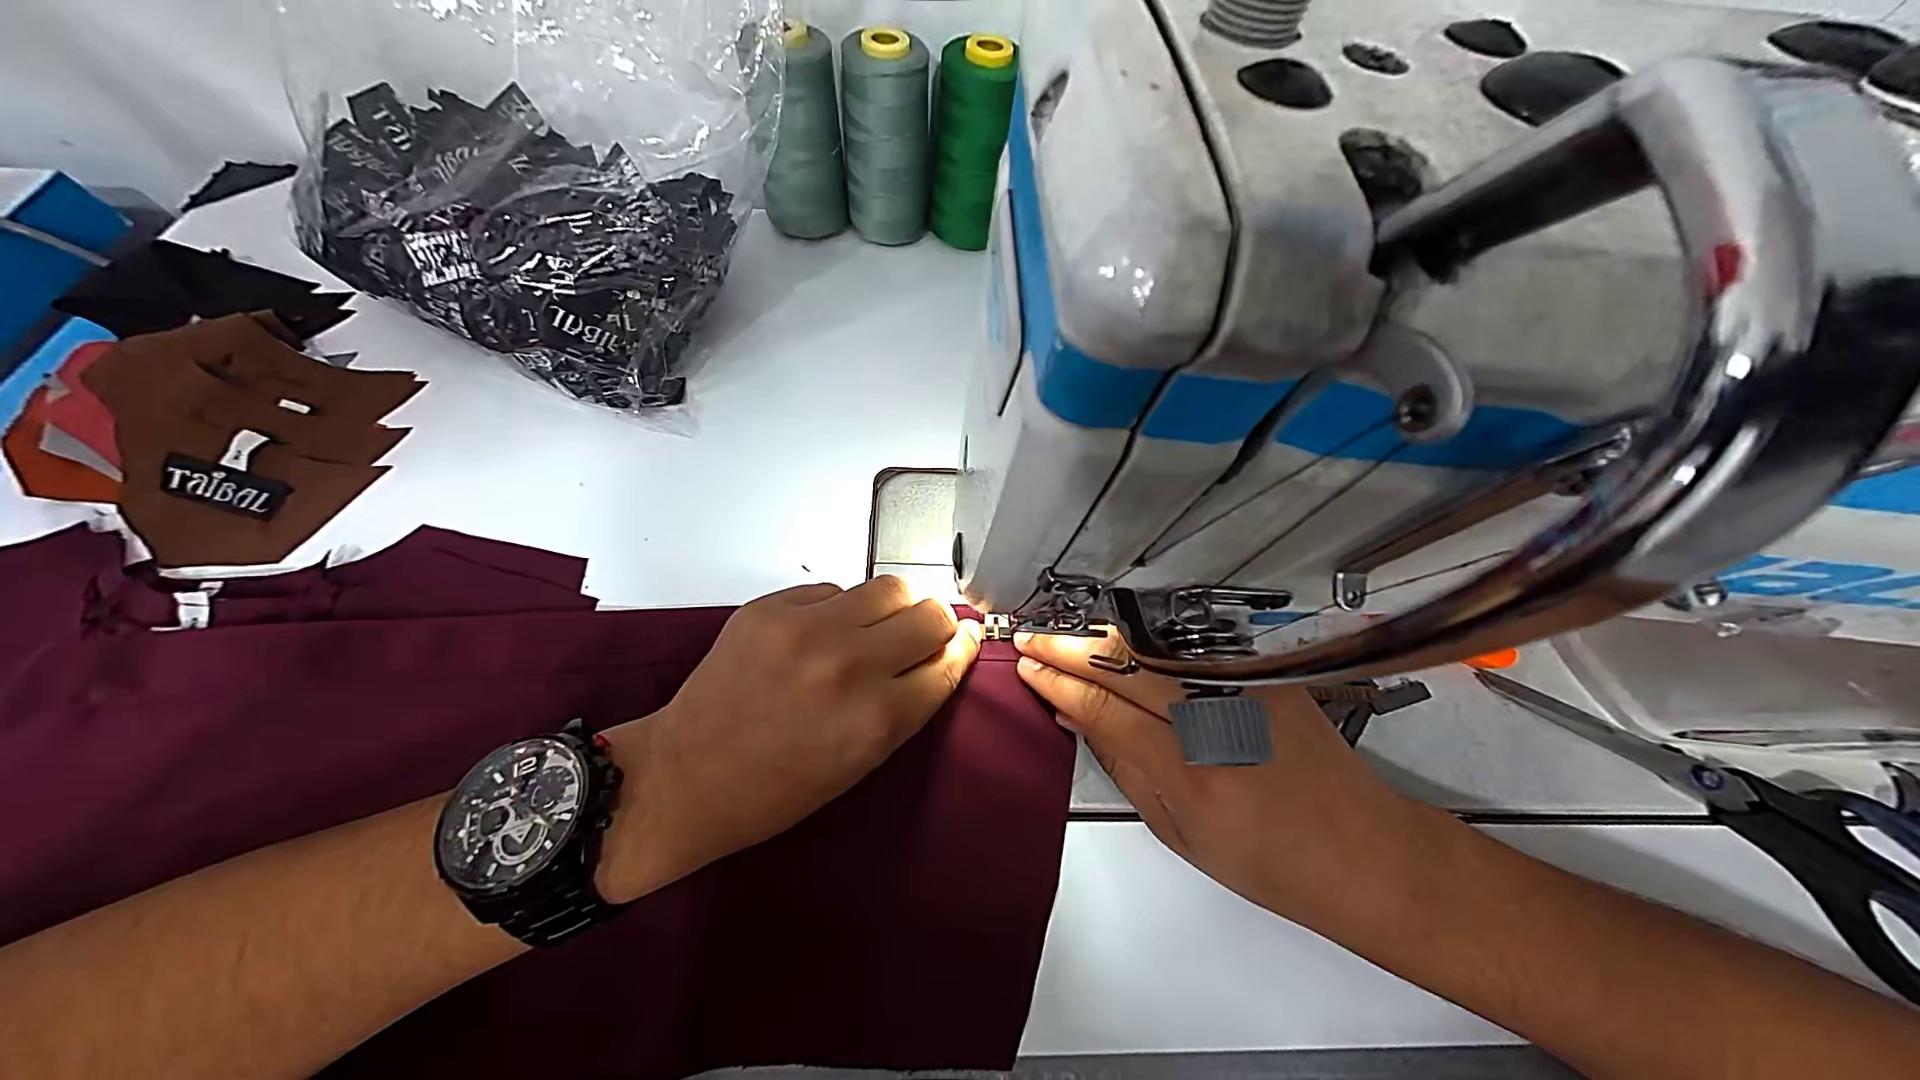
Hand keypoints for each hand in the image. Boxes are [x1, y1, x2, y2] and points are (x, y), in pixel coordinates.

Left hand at [596, 577, 981, 901]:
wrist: (686, 777)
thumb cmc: (777, 789)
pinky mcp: (770, 608)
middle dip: (937, 623)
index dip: (961, 649)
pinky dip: (842, 607)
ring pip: (889, 586)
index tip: (961, 641)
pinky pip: (833, 589)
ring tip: (878, 625)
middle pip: (930, 614)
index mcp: (877, 719)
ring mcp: (806, 630)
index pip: (948, 662)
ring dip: (896, 606)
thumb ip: (908, 704)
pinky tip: (825, 632)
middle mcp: (848, 666)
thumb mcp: (862, 761)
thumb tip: (942, 653)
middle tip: (925, 632)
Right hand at [1015, 632, 1422, 927]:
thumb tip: (1079, 722)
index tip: (1031, 671)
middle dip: (1066, 648)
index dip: (1058, 683)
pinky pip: (1190, 649)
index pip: (1102, 707)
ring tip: (1063, 636)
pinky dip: (1146, 641)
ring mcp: (1246, 690)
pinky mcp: (1265, 675)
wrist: (1362, 850)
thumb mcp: (1179, 832)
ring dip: (1099, 637)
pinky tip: (1119, 639)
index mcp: (1189, 770)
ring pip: (1153, 646)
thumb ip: (1123, 767)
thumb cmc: (1275, 860)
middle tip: (1034, 640)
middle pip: (1121, 664)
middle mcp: (1217, 720)